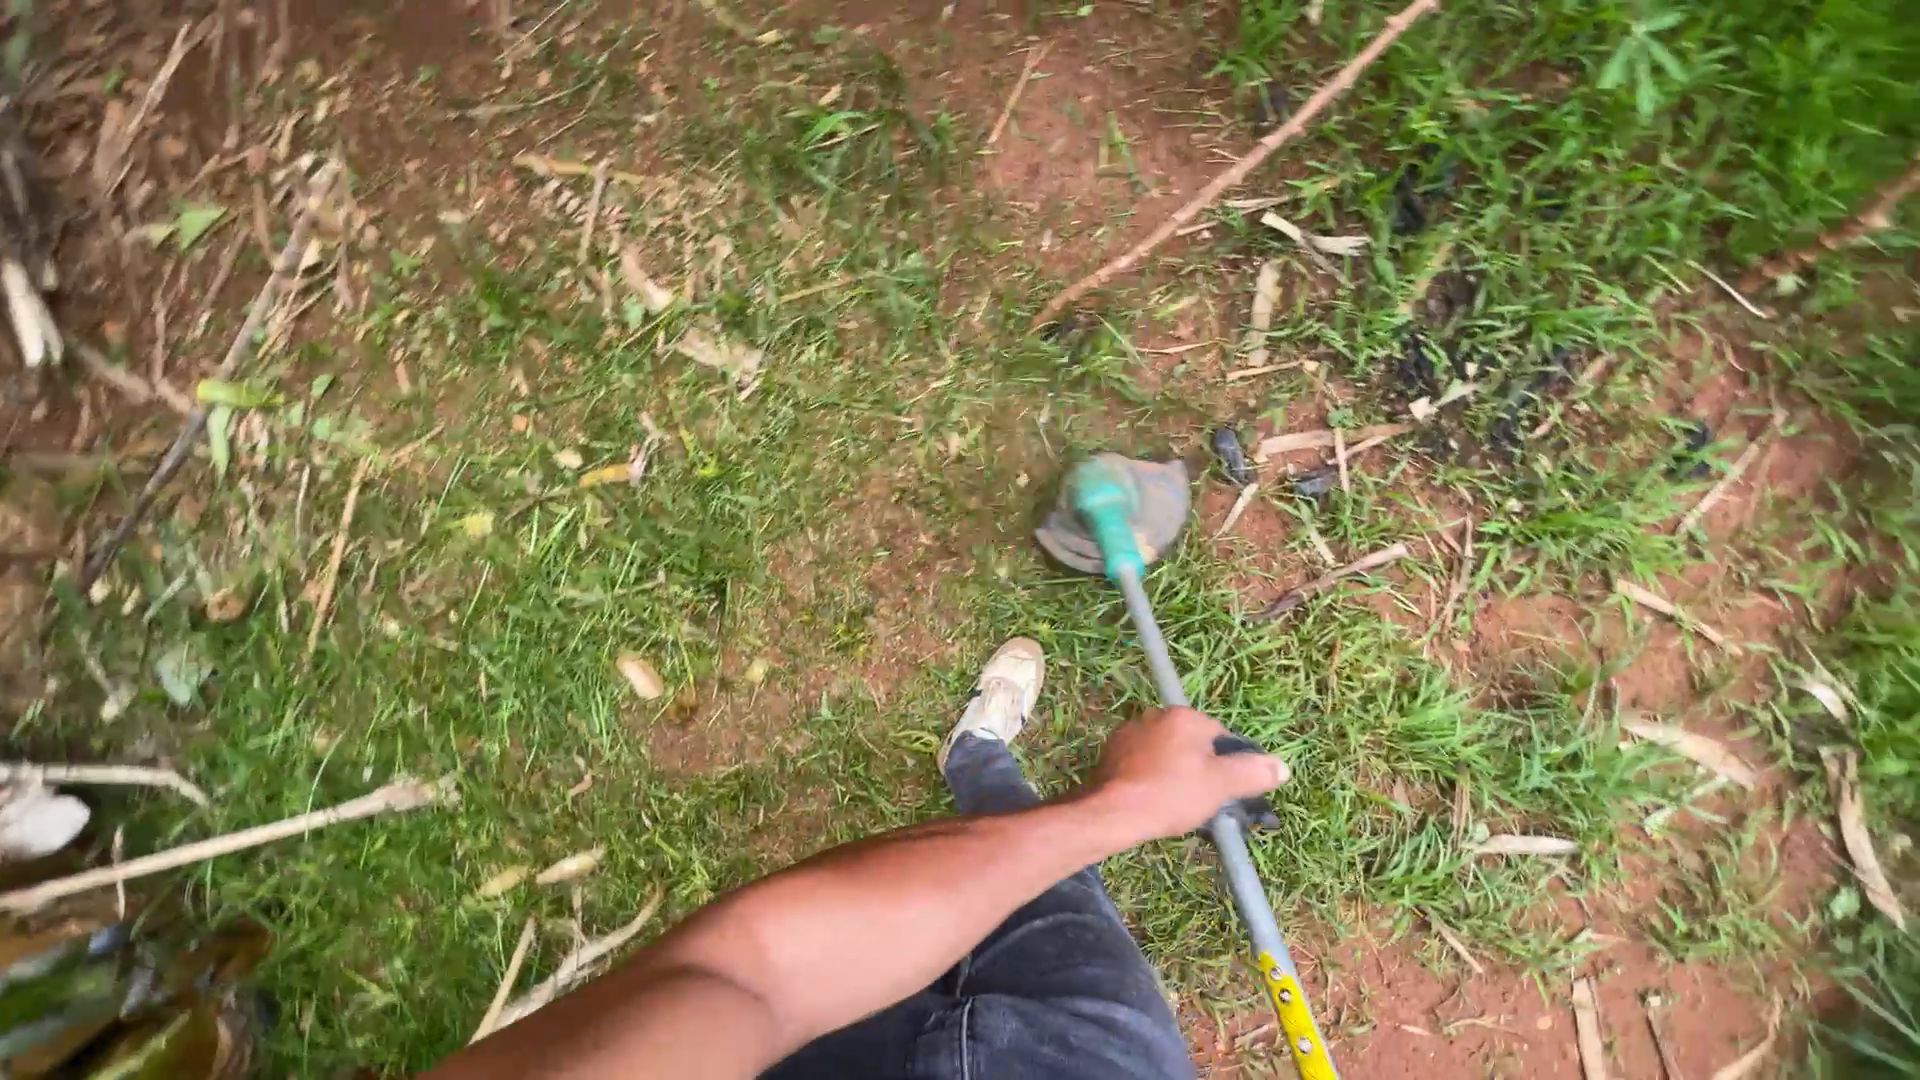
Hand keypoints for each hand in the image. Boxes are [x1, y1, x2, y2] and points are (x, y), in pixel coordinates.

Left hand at [1087, 707, 1289, 842]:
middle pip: (1192, 744)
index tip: (1225, 792)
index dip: (1228, 766)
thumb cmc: (1171, 795)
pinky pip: (1143, 761)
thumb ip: (1252, 773)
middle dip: (1200, 770)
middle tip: (1202, 801)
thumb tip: (1280, 766)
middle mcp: (1156, 716)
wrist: (1113, 811)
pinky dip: (1151, 776)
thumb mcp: (1220, 786)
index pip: (1220, 736)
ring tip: (1177, 804)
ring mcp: (1130, 732)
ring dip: (1175, 773)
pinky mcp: (1112, 751)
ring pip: (1166, 753)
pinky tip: (1153, 799)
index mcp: (1184, 717)